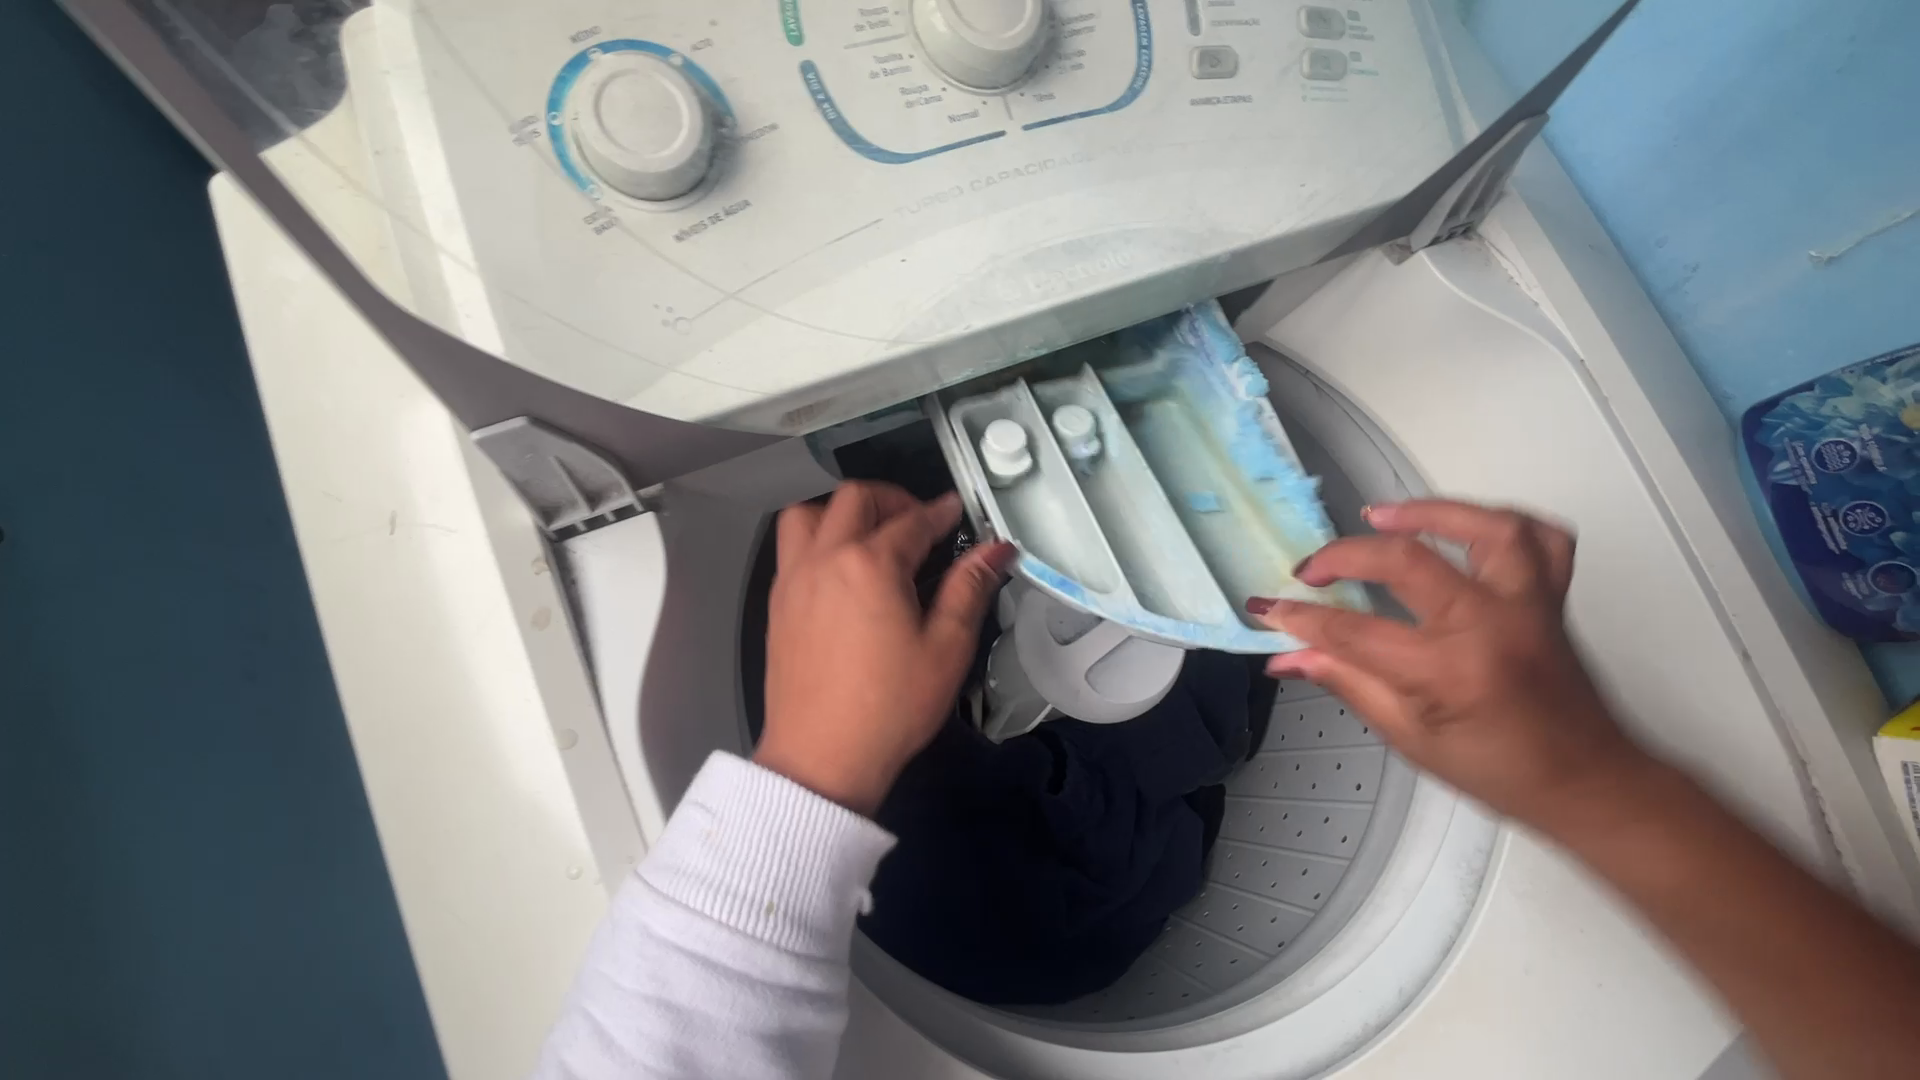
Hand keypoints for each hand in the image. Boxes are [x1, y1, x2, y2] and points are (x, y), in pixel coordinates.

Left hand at [753, 482, 1016, 815]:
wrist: (822, 758)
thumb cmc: (889, 708)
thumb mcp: (946, 648)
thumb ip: (969, 588)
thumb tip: (994, 551)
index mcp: (870, 565)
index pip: (912, 521)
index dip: (941, 512)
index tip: (957, 511)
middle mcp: (825, 560)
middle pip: (854, 499)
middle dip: (892, 497)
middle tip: (918, 519)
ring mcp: (794, 580)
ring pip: (808, 514)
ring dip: (841, 512)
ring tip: (870, 535)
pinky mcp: (778, 605)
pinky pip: (791, 548)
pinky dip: (817, 539)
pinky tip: (840, 570)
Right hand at [1248, 499, 1652, 831]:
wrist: (1589, 783)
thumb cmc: (1498, 770)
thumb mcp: (1408, 737)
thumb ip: (1345, 683)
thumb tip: (1286, 658)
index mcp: (1449, 672)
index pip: (1351, 631)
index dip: (1299, 618)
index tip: (1266, 608)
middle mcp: (1491, 626)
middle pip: (1405, 561)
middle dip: (1342, 557)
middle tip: (1309, 571)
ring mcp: (1528, 605)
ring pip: (1486, 528)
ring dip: (1427, 512)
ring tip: (1381, 515)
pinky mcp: (1550, 598)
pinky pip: (1539, 538)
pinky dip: (1497, 521)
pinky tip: (1457, 526)